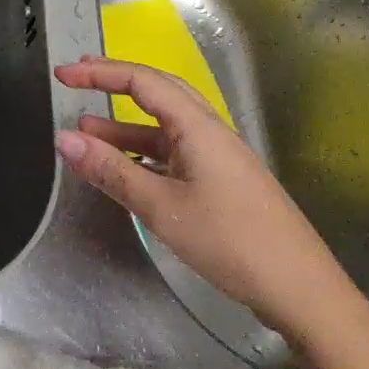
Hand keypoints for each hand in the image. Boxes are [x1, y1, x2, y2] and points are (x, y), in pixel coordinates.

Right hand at [54, 56, 347, 336]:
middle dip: (116, 82)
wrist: (305, 295)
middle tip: (79, 78)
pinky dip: (142, 150)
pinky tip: (125, 168)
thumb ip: (111, 170)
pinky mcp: (224, 184)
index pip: (142, 82)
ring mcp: (220, 159)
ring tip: (87, 133)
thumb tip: (64, 138)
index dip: (99, 73)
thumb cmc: (232, 242)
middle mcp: (211, 134)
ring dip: (125, 124)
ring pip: (165, 126)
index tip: (63, 75)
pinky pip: (174, 152)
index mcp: (199, 128)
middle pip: (159, 92)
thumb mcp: (161, 207)